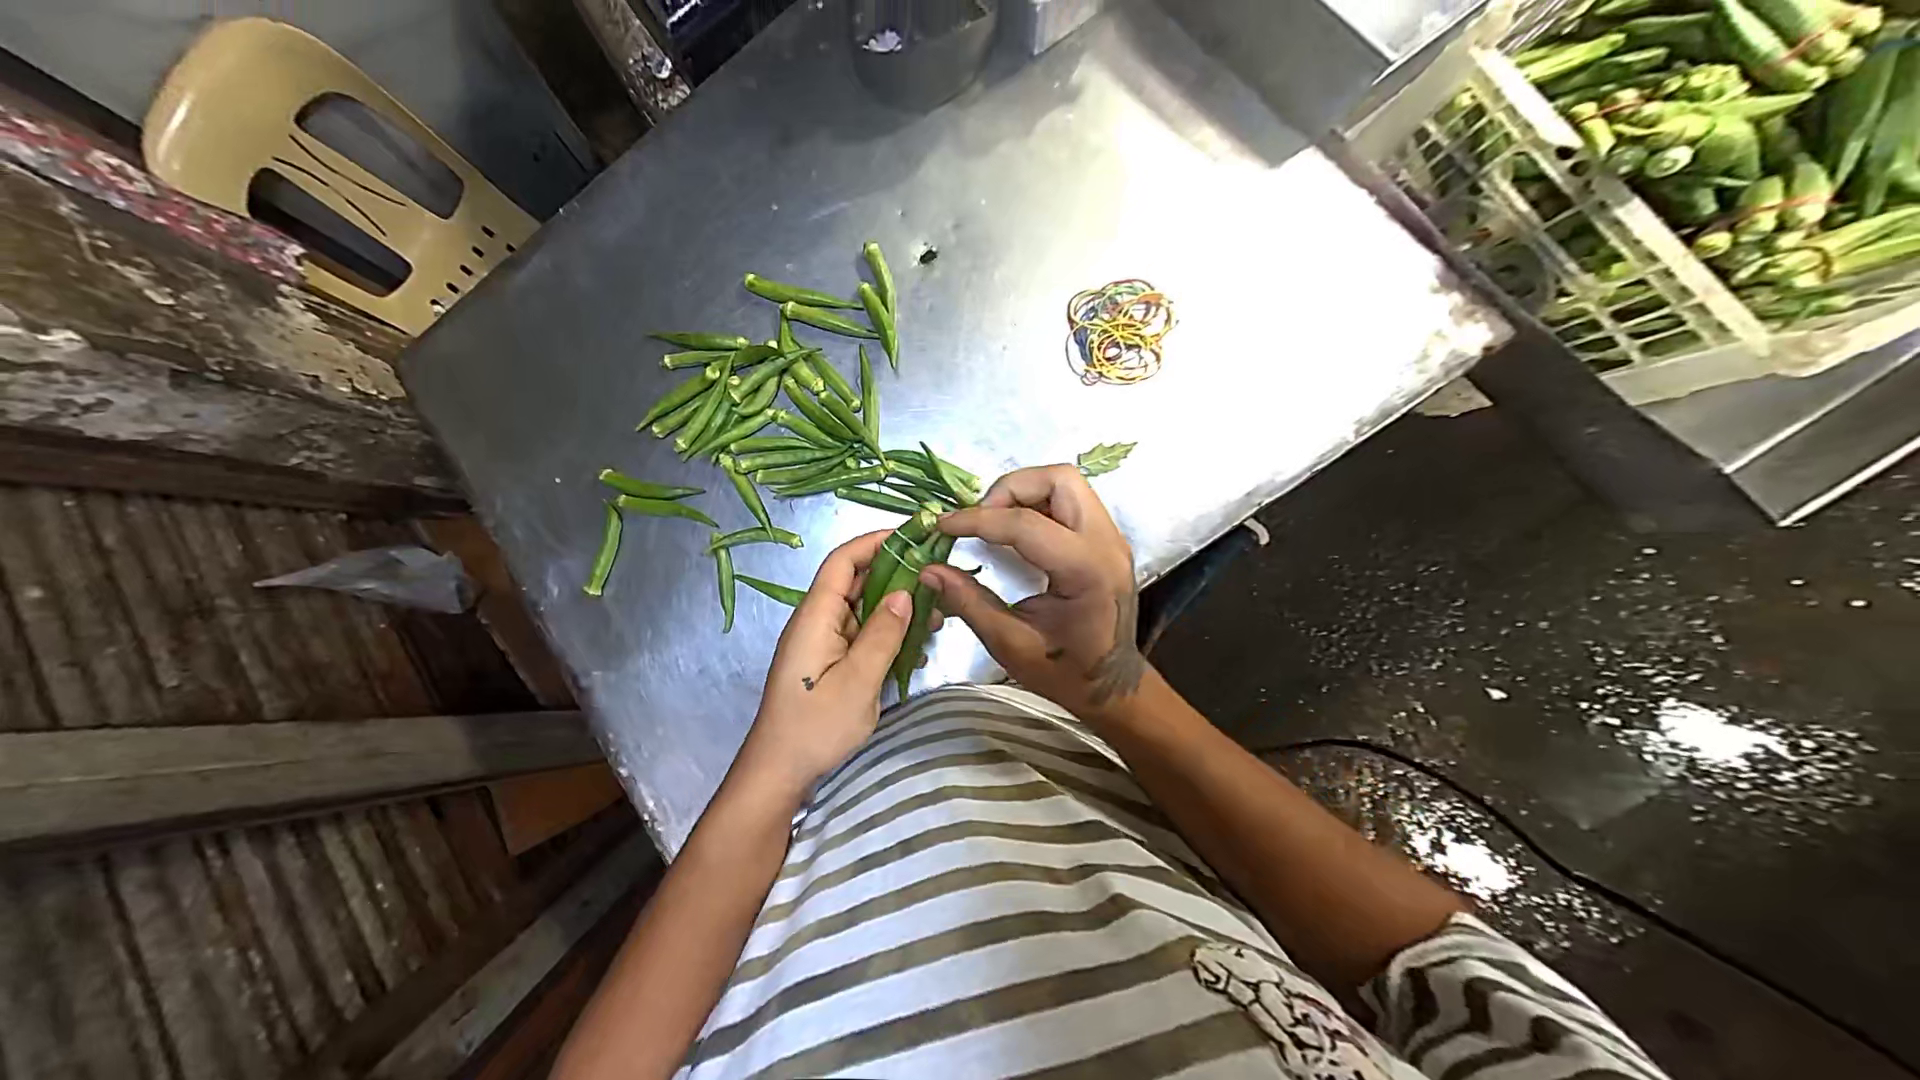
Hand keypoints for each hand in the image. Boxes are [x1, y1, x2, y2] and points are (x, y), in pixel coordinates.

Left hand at [732, 530, 915, 800]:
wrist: (780, 772)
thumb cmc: (815, 727)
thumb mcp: (858, 680)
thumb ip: (883, 633)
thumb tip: (905, 593)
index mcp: (816, 616)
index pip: (843, 562)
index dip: (875, 542)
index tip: (912, 536)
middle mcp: (818, 621)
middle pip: (856, 582)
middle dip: (896, 575)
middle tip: (936, 576)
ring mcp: (823, 643)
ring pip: (864, 610)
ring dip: (897, 609)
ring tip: (936, 616)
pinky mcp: (830, 662)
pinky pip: (862, 636)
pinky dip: (889, 634)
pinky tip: (916, 648)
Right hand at [921, 465, 1147, 720]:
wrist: (1113, 686)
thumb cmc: (1065, 672)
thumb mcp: (1010, 644)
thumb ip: (969, 602)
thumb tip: (929, 570)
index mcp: (1086, 571)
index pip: (1026, 523)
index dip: (977, 520)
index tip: (942, 526)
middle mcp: (1106, 543)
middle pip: (1059, 479)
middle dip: (1010, 489)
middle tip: (979, 519)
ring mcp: (1112, 537)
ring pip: (1066, 482)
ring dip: (1025, 491)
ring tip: (994, 521)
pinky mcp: (1107, 538)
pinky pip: (1072, 499)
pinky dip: (1039, 502)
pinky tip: (1016, 529)